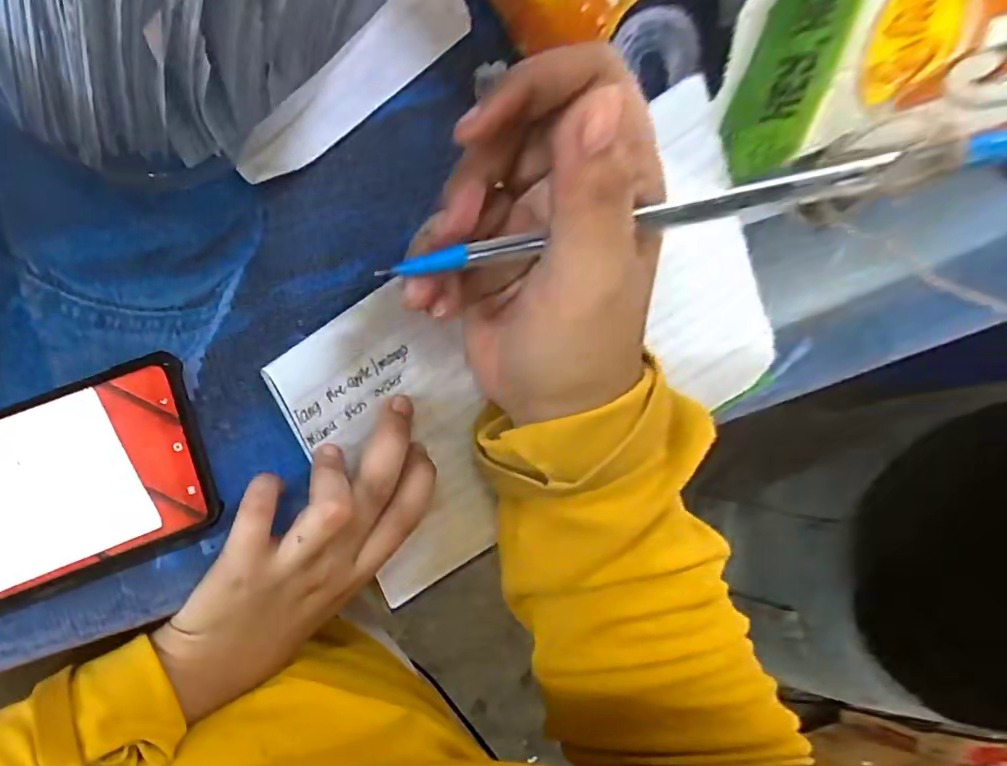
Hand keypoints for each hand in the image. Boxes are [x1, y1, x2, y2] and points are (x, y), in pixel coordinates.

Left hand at [151, 398, 434, 723]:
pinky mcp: (243, 569)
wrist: (216, 669)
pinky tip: (266, 481)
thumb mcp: (321, 598)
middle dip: (393, 448)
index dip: (421, 480)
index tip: (422, 445)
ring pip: (333, 512)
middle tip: (396, 405)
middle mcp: (330, 572)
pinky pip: (259, 520)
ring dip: (334, 475)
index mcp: (352, 577)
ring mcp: (288, 571)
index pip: (404, 523)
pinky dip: (264, 493)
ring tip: (326, 451)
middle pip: (377, 502)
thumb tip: (348, 500)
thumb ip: (338, 555)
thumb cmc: (269, 628)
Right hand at [401, 45, 664, 424]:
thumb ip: (591, 191)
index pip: (582, 86)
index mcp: (611, 173)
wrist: (547, 406)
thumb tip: (593, 103)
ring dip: (436, 241)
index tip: (473, 133)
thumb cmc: (580, 343)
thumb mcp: (588, 269)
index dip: (527, 91)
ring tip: (433, 290)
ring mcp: (517, 225)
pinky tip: (432, 306)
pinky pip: (440, 247)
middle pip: (505, 141)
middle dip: (465, 187)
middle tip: (451, 233)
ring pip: (462, 197)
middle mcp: (563, 187)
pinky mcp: (479, 260)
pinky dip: (427, 275)